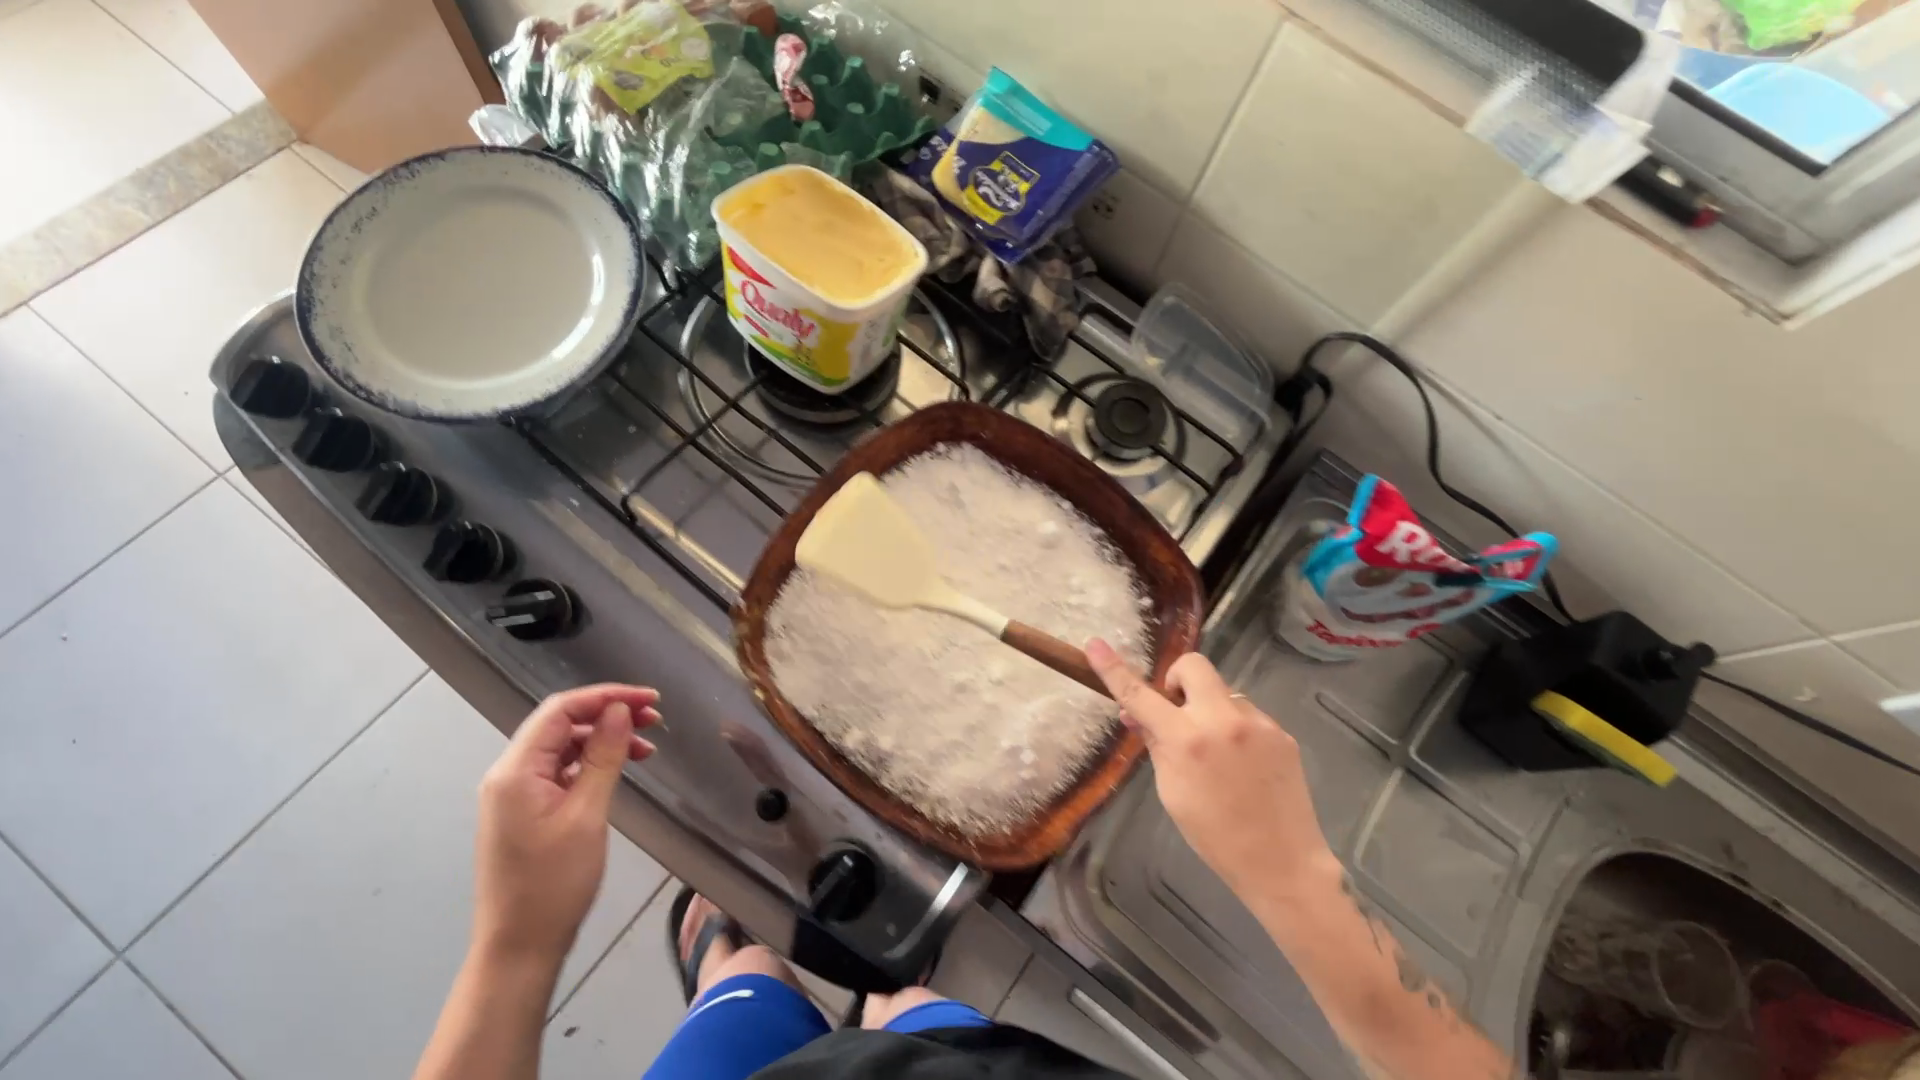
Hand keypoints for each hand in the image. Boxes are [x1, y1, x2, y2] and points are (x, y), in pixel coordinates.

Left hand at [473, 684, 660, 966]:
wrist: (520, 947)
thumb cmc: (554, 884)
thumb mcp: (587, 815)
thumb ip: (603, 757)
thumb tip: (620, 711)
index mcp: (516, 770)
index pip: (561, 710)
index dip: (606, 696)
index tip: (650, 700)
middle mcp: (508, 774)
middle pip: (560, 724)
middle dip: (607, 714)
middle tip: (654, 719)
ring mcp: (514, 793)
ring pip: (562, 746)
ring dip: (603, 738)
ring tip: (646, 746)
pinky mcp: (524, 810)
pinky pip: (560, 770)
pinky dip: (591, 762)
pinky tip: (620, 768)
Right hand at [1086, 641, 1336, 899]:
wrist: (1282, 862)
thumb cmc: (1214, 836)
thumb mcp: (1171, 791)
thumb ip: (1156, 745)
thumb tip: (1138, 715)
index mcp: (1186, 741)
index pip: (1140, 695)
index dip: (1114, 669)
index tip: (1096, 645)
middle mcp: (1222, 721)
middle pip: (1193, 665)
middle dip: (1178, 679)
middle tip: (1177, 709)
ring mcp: (1258, 724)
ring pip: (1223, 693)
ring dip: (1210, 710)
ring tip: (1216, 754)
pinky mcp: (1282, 733)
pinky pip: (1248, 715)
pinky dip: (1235, 729)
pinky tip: (1242, 766)